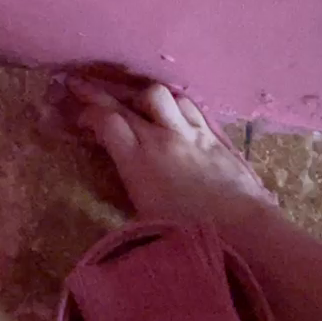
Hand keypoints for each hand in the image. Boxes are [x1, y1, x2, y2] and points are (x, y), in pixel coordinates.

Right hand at [66, 75, 277, 228]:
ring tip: (133, 102)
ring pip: (160, 95)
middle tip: (79, 84)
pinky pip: (189, 105)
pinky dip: (174, 103)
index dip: (87, 113)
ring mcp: (189, 132)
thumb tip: (109, 191)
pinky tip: (171, 108)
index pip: (107, 122)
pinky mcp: (213, 134)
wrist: (245, 231)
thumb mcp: (143, 222)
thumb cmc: (189, 236)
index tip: (76, 115)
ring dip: (141, 96)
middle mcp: (161, 138)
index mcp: (139, 162)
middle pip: (126, 103)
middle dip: (98, 93)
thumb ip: (125, 196)